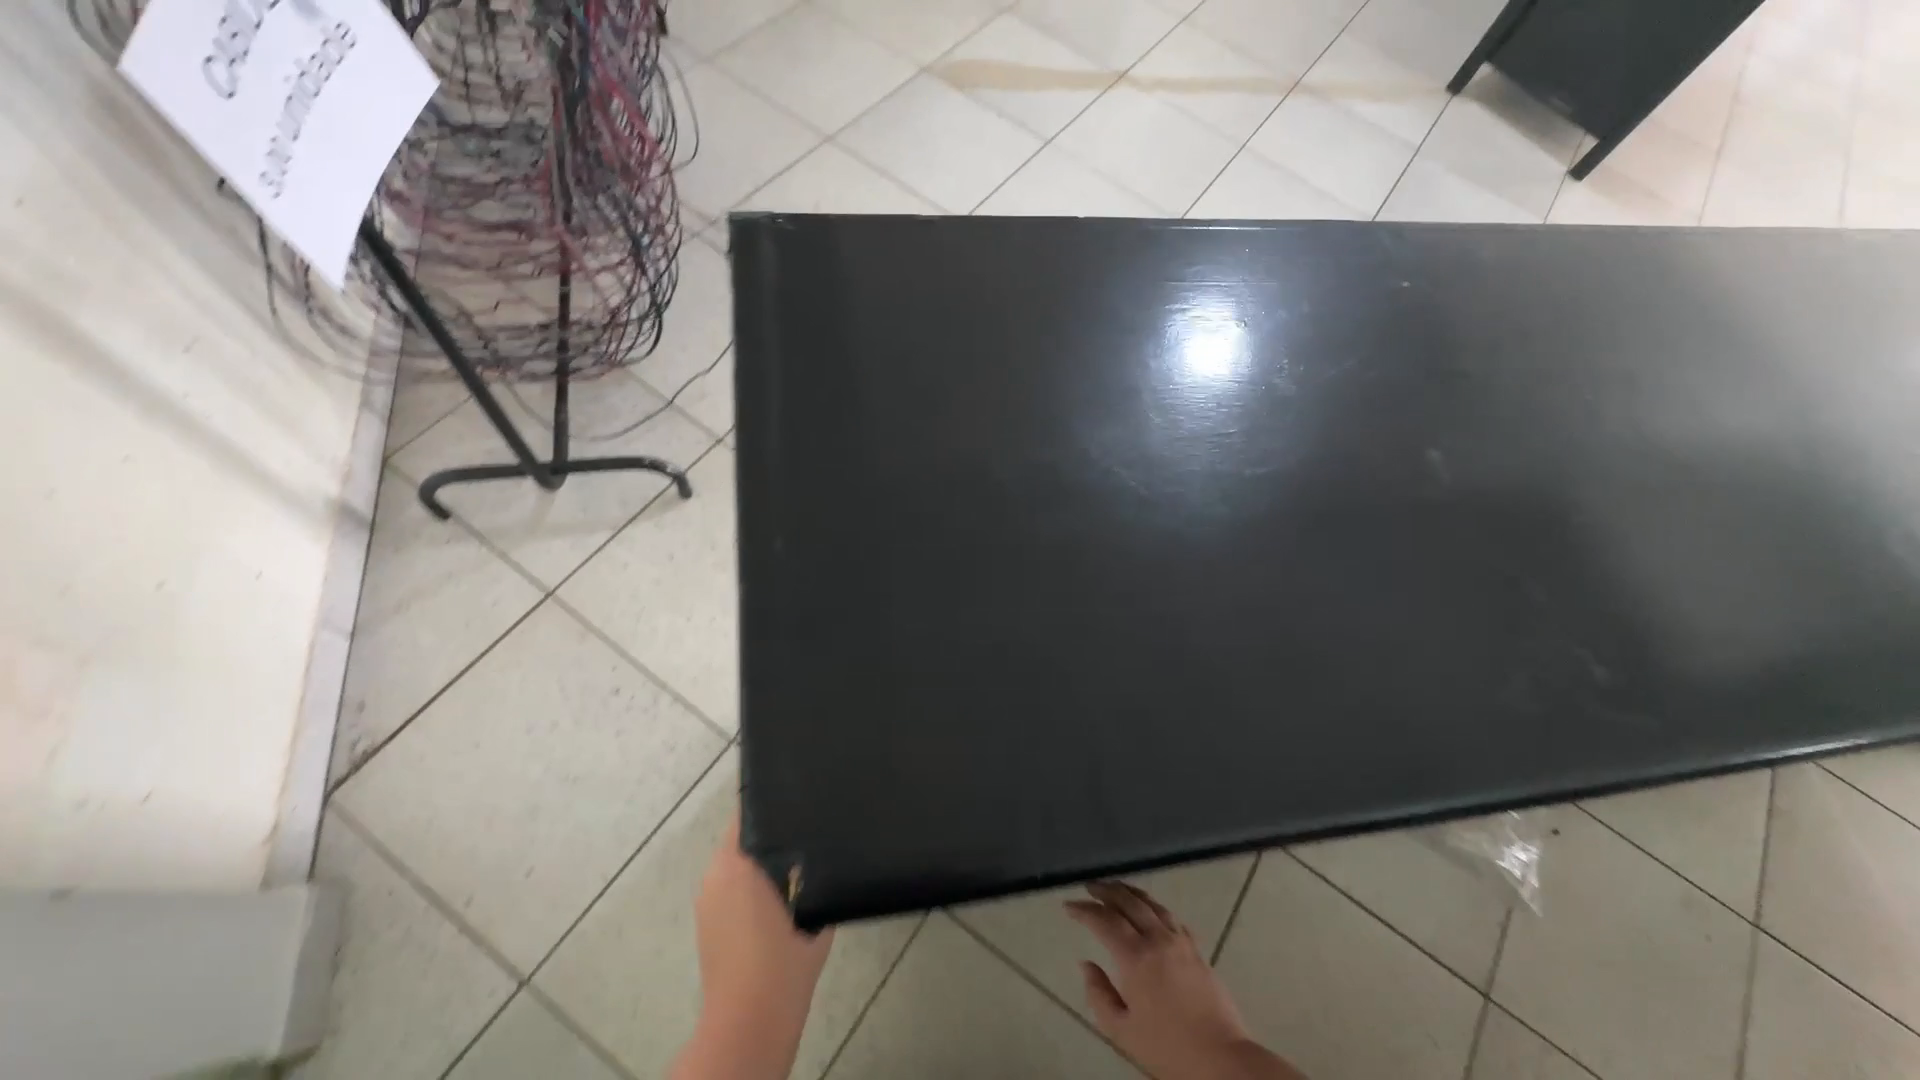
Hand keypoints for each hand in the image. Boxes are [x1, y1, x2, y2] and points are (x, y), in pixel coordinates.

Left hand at [670, 813, 833, 1079]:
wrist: (751, 1020)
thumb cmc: (784, 962)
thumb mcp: (813, 910)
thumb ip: (811, 875)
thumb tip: (813, 855)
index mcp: (738, 865)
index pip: (749, 815)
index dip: (773, 803)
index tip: (799, 795)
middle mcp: (715, 875)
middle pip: (741, 838)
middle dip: (770, 833)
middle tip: (806, 827)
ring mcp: (706, 901)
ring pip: (734, 864)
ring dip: (760, 860)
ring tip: (798, 861)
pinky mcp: (706, 924)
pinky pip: (729, 888)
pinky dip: (750, 885)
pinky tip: (780, 897)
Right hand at [1067, 882, 1304, 1079]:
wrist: (1221, 1058)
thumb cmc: (1166, 1047)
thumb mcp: (1121, 1029)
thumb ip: (1098, 994)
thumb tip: (1086, 964)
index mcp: (1135, 957)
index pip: (1104, 920)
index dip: (1083, 910)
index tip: (1067, 907)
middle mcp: (1158, 940)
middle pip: (1129, 903)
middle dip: (1105, 891)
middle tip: (1088, 886)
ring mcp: (1181, 942)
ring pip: (1152, 905)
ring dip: (1130, 892)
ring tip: (1115, 888)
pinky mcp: (1197, 951)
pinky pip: (1171, 917)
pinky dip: (1154, 907)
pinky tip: (1150, 910)